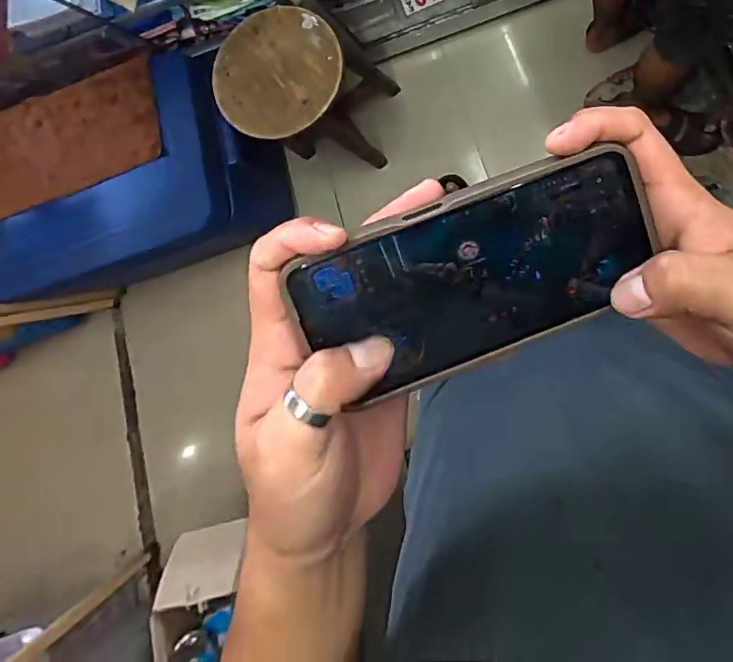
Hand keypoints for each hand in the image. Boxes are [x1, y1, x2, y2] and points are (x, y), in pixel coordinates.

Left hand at [234, 179, 445, 565]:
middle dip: (376, 226)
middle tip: (424, 198)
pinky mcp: (389, 373)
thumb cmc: (285, 493)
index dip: (294, 240)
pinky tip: (462, 289)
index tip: (335, 237)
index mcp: (280, 344)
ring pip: (381, 290)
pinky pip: (411, 330)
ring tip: (447, 224)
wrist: (322, 535)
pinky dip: (434, 308)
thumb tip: (374, 348)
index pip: (270, 270)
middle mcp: (319, 333)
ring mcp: (356, 352)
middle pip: (341, 265)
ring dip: (411, 256)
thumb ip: (318, 392)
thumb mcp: (286, 446)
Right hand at [546, 107, 732, 381]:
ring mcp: (644, 246)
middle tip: (526, 190)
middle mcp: (655, 212)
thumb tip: (622, 291)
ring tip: (524, 230)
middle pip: (604, 167)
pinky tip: (550, 275)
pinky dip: (571, 260)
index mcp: (679, 197)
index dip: (598, 124)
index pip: (638, 135)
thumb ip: (687, 282)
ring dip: (561, 214)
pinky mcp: (637, 281)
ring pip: (594, 213)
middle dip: (566, 165)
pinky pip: (596, 258)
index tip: (558, 142)